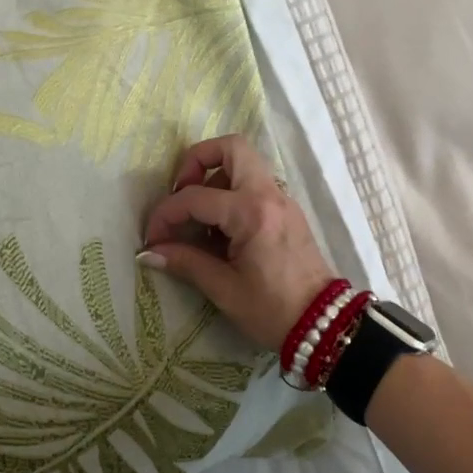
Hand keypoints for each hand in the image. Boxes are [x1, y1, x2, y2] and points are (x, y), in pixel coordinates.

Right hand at [138, 135, 339, 351]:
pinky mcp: (287, 210)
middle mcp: (268, 194)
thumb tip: (149, 253)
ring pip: (245, 163)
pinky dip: (232, 192)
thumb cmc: (272, 310)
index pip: (195, 197)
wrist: (323, 324)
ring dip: (216, 176)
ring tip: (199, 216)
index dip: (165, 214)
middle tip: (181, 192)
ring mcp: (282, 199)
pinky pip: (255, 183)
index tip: (152, 238)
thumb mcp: (224, 289)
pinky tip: (221, 229)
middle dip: (198, 161)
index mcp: (251, 212)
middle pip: (231, 148)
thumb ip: (186, 262)